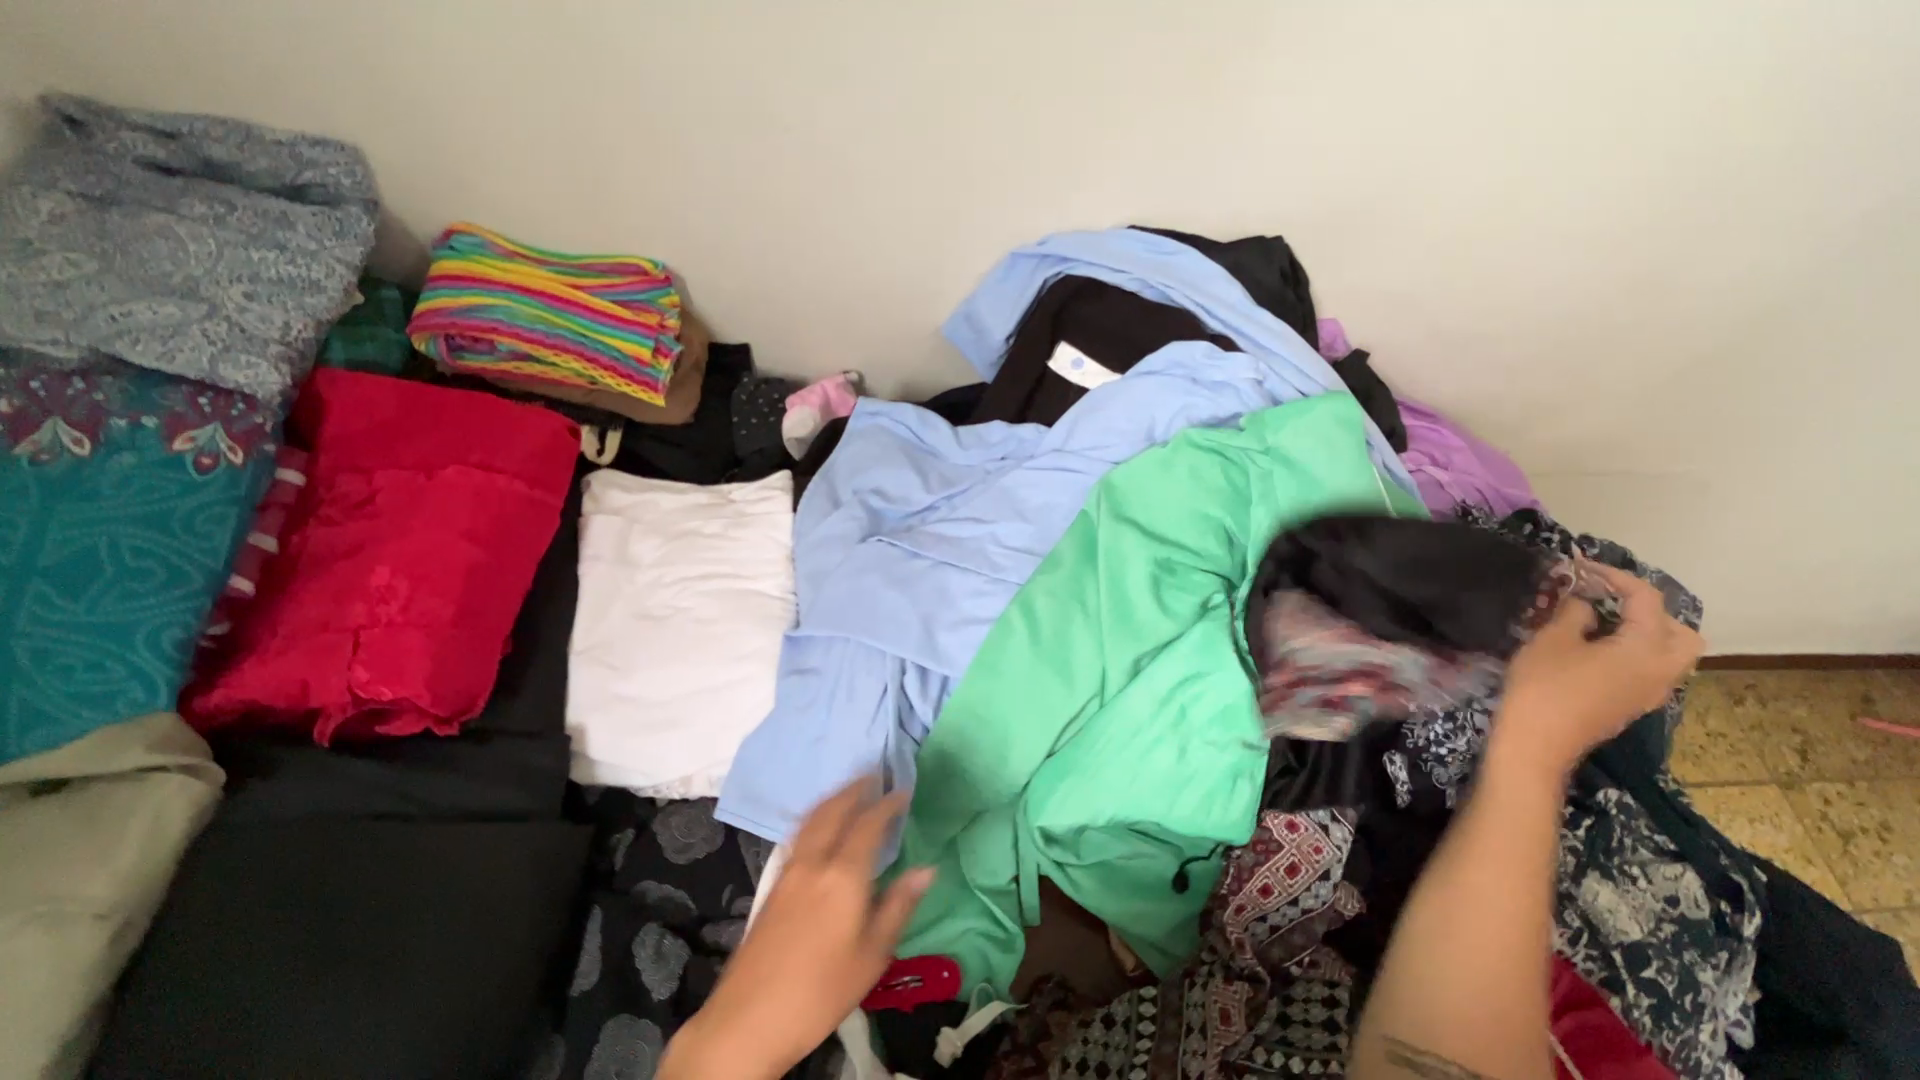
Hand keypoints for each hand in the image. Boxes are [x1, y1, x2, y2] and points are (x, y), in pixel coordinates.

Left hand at [660, 778, 933, 1079]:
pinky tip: (821, 829)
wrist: (748, 1019)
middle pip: (833, 811)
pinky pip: (799, 835)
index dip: (887, 804)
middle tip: (874, 775)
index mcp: (842, 876)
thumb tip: (926, 869)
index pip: (868, 825)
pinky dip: (816, 818)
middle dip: (855, 790)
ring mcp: (787, 873)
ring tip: (850, 791)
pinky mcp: (772, 888)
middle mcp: (813, 864)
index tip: (902, 789)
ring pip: (811, 820)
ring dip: (832, 799)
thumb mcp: (872, 956)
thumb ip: (898, 906)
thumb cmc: (821, 991)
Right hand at [1489, 563, 1703, 777]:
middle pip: (1681, 632)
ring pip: (1670, 654)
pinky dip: (1635, 653)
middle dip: (1651, 611)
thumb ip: (1575, 613)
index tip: (1582, 567)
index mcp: (1647, 648)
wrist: (1538, 742)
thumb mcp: (1552, 639)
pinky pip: (1651, 670)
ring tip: (1604, 625)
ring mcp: (1651, 692)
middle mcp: (1662, 669)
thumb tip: (1586, 604)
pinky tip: (1597, 651)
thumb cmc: (1544, 685)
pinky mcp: (1634, 705)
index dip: (1615, 576)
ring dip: (1646, 634)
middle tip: (1610, 602)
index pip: (1646, 598)